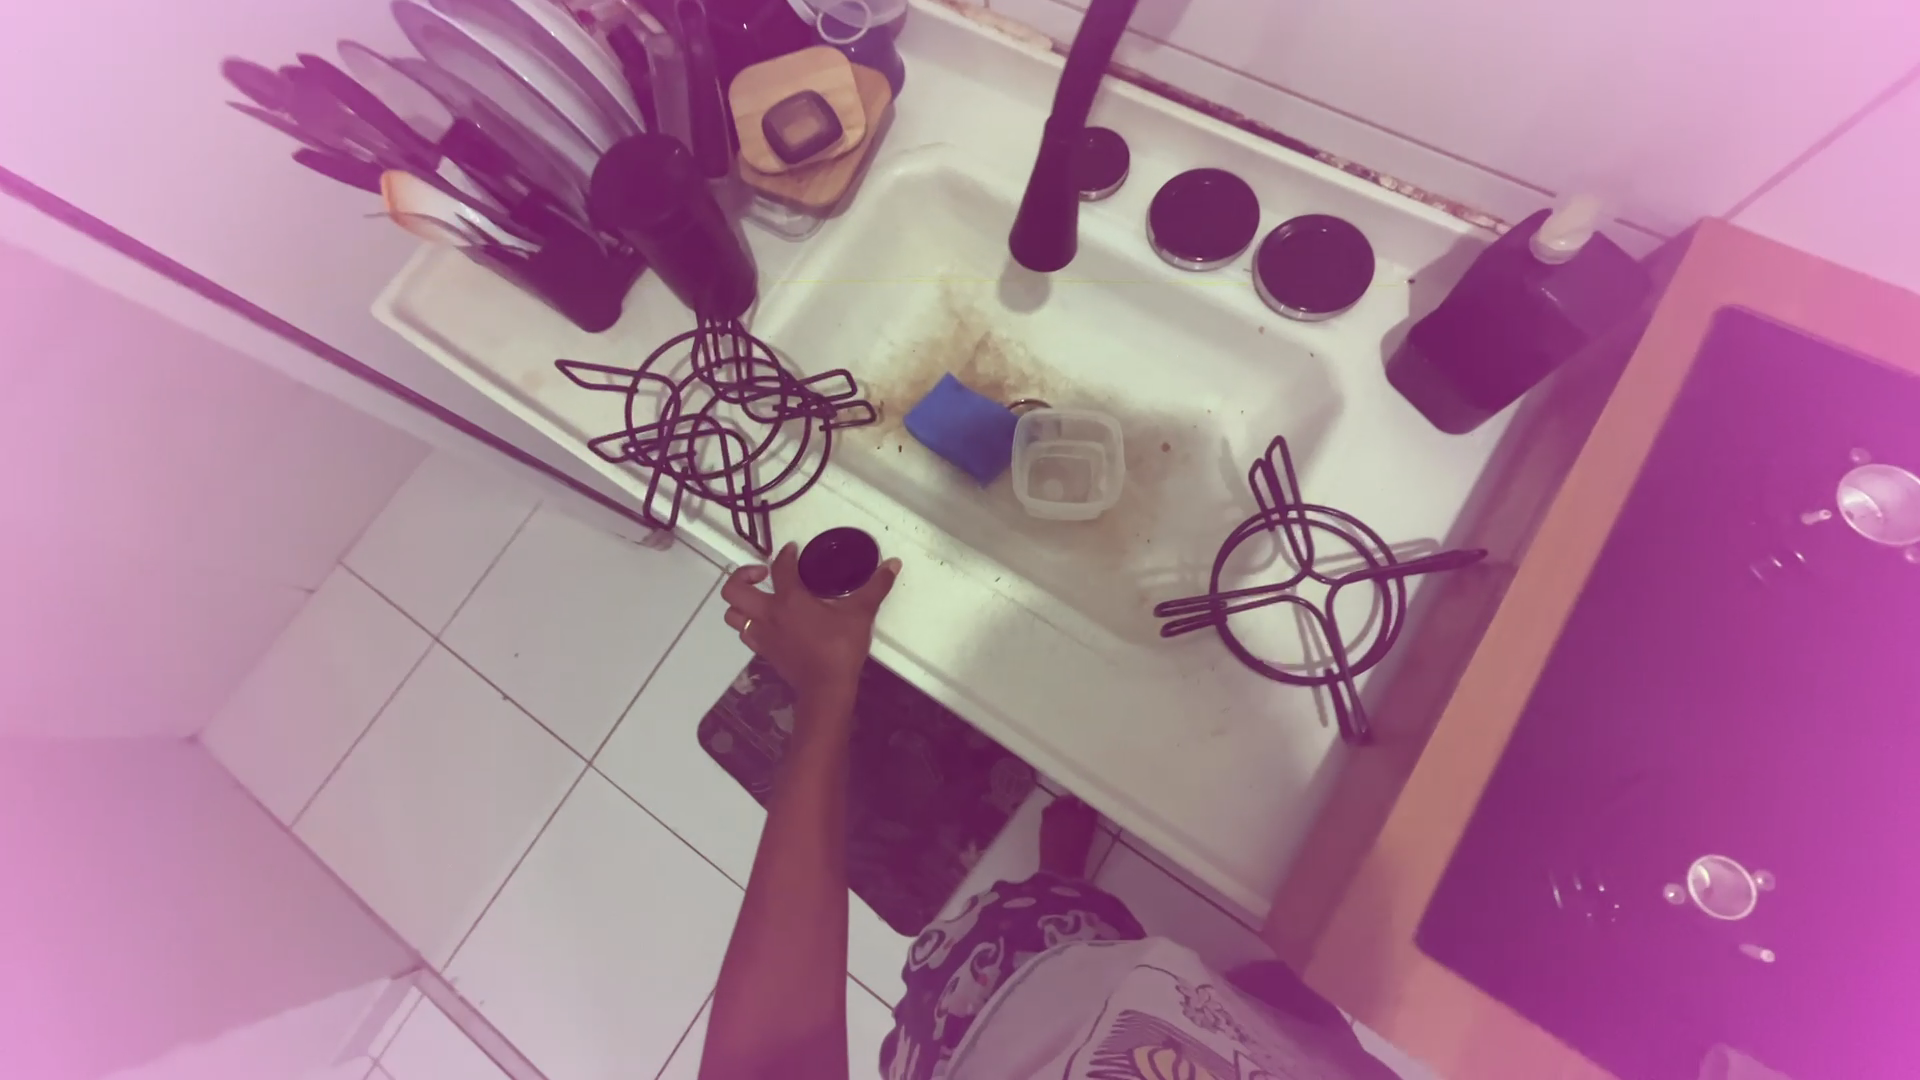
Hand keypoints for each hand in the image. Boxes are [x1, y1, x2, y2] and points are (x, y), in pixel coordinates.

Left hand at [721, 542, 900, 709]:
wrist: (826, 690)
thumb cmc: (840, 648)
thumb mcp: (860, 614)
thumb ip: (875, 587)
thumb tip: (893, 564)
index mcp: (789, 599)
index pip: (780, 568)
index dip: (786, 554)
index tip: (794, 550)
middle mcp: (768, 614)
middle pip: (733, 590)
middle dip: (743, 575)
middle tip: (764, 573)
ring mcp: (762, 635)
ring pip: (733, 614)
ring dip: (742, 602)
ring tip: (762, 597)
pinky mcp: (764, 651)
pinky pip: (745, 633)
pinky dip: (750, 623)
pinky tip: (769, 621)